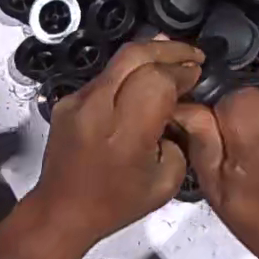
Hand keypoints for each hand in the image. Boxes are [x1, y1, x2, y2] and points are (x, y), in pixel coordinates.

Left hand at [23, 38, 205, 251]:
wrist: (62, 210)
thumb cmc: (115, 203)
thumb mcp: (165, 182)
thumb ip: (179, 139)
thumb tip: (179, 109)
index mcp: (124, 134)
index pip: (156, 80)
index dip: (180, 71)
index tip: (196, 73)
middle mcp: (97, 111)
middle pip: (134, 56)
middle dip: (168, 49)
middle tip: (191, 55)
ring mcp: (77, 103)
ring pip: (116, 61)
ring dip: (148, 55)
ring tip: (173, 57)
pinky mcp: (66, 102)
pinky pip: (103, 77)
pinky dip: (127, 72)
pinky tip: (143, 78)